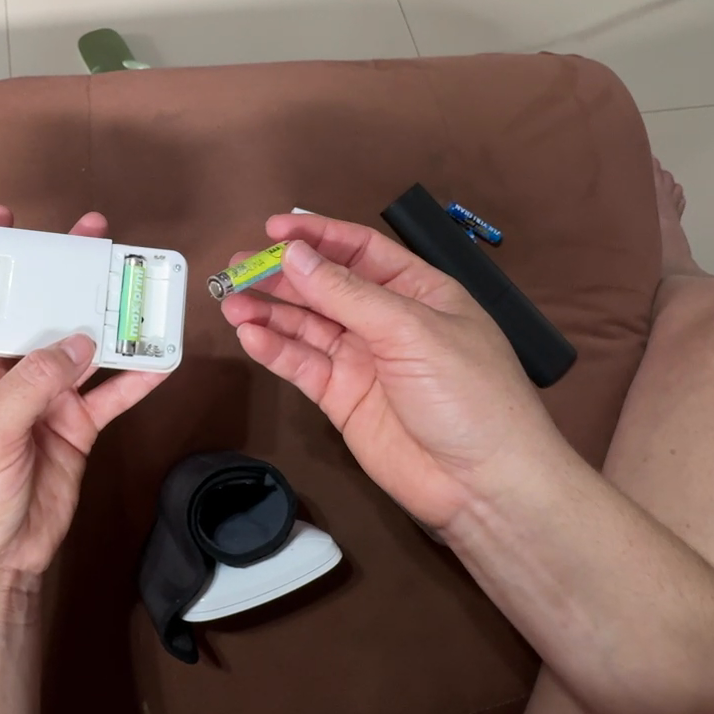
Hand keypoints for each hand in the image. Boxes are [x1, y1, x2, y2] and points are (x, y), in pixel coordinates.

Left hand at [0, 206, 167, 596]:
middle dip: (66, 276)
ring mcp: (46, 398)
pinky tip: (162, 355)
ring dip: (109, 318)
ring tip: (137, 281)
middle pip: (42, 314)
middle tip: (96, 235)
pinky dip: (136, 376)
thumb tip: (80, 341)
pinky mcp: (77, 426)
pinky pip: (111, 393)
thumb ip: (32, 383)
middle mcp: (8, 374)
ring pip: (83, 348)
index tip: (6, 219)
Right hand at [219, 214, 563, 536]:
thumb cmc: (467, 393)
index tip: (275, 228)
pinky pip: (301, 364)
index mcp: (416, 290)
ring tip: (230, 302)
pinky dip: (274, 349)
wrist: (483, 486)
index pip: (359, 249)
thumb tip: (294, 254)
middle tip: (237, 266)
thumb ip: (347, 293)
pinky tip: (250, 336)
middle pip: (323, 286)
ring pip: (304, 325)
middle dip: (281, 274)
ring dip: (268, 311)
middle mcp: (384, 319)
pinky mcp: (341, 396)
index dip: (317, 235)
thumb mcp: (410, 329)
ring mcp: (361, 358)